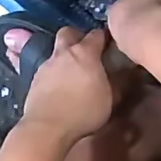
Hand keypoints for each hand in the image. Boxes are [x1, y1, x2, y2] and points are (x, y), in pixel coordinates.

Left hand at [18, 28, 114, 142]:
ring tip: (73, 74)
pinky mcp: (33, 80)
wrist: (47, 127)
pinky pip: (46, 69)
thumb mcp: (109, 99)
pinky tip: (60, 87)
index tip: (111, 44)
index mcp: (84, 53)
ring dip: (64, 58)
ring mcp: (45, 65)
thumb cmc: (83, 111)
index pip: (97, 34)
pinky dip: (54, 74)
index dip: (105, 36)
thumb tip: (126, 73)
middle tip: (87, 51)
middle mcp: (63, 53)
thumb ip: (118, 82)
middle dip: (77, 37)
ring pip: (55, 52)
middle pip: (68, 32)